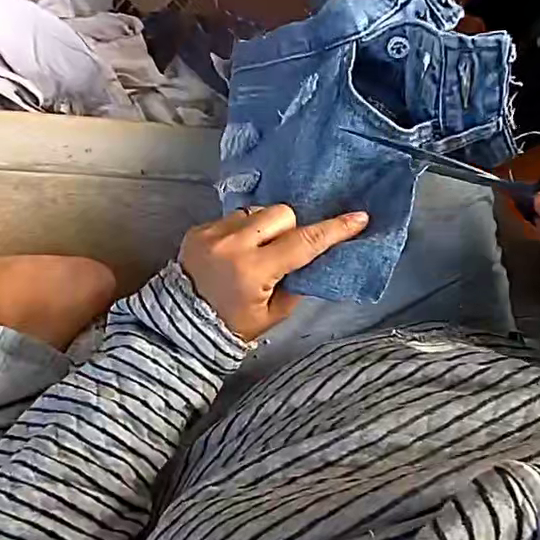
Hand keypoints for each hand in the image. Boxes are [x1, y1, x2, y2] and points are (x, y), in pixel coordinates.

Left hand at [181, 204, 368, 339]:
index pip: (304, 243)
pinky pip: (233, 217)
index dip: (334, 230)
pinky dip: (243, 231)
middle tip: (285, 252)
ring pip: (257, 211)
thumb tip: (313, 259)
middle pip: (282, 213)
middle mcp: (232, 245)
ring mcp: (212, 234)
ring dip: (266, 227)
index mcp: (254, 270)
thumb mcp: (273, 314)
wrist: (181, 328)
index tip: (358, 218)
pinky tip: (236, 252)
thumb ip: (296, 283)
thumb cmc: (232, 326)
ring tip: (258, 250)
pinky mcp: (198, 230)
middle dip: (291, 228)